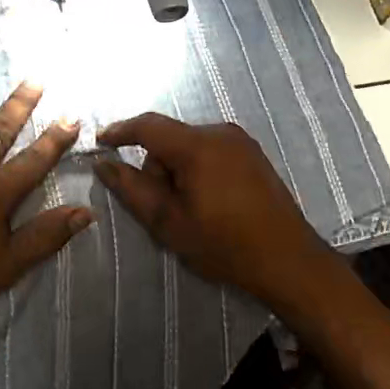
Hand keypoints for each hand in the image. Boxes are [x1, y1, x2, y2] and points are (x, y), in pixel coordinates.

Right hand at [94, 113, 336, 308]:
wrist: (289, 262)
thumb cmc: (224, 244)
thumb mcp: (169, 222)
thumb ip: (132, 189)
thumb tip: (104, 164)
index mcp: (197, 146)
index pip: (148, 126)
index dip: (120, 131)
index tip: (100, 142)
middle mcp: (219, 132)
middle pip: (169, 138)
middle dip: (156, 166)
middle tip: (161, 206)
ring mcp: (240, 141)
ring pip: (189, 145)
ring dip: (178, 169)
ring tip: (189, 209)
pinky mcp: (252, 154)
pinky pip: (210, 150)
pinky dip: (198, 168)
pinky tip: (208, 202)